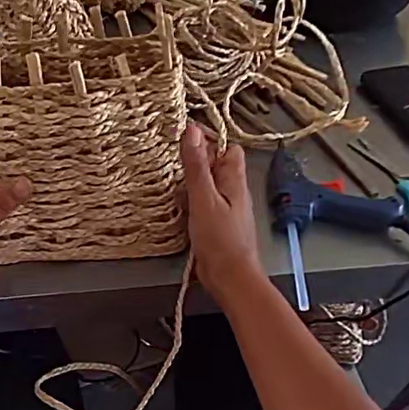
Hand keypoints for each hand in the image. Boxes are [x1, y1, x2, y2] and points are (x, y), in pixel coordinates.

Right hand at [181, 123, 265, 306]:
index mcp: (234, 180)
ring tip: (173, 179)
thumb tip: (192, 131)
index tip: (184, 135)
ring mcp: (226, 209)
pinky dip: (192, 199)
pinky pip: (204, 203)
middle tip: (174, 157)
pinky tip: (180, 205)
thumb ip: (196, 166)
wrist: (230, 278)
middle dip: (198, 158)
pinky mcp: (217, 225)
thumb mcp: (203, 198)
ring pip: (210, 184)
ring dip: (193, 180)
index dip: (209, 138)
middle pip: (218, 165)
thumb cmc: (220, 240)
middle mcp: (233, 192)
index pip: (228, 148)